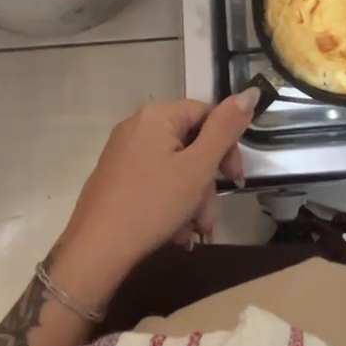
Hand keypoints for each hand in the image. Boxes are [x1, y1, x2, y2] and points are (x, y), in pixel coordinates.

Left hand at [48, 92, 259, 306]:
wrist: (95, 252)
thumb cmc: (151, 204)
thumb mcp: (197, 167)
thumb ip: (225, 129)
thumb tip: (249, 92)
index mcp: (156, 116)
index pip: (206, 114)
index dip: (227, 146)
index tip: (235, 180)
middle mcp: (137, 127)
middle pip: (190, 144)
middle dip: (206, 183)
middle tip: (211, 217)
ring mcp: (123, 153)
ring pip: (174, 168)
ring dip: (191, 200)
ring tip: (194, 233)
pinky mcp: (115, 178)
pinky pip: (155, 181)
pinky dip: (170, 204)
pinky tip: (175, 234)